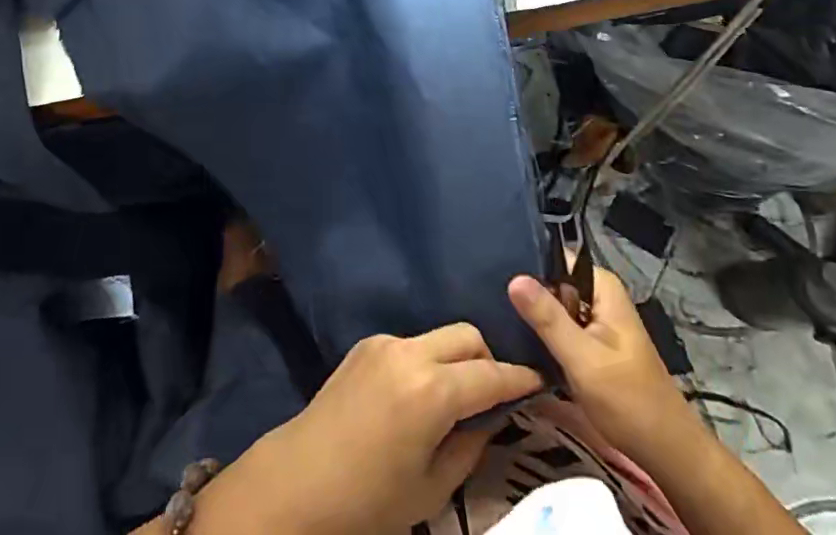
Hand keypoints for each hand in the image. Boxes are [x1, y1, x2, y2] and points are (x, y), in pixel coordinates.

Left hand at [203, 324, 542, 534]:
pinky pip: (412, 343)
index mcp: (432, 390)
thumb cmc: (368, 500)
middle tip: (493, 395)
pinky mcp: (365, 344)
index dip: (520, 379)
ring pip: (439, 335)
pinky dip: (428, 360)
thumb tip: (490, 416)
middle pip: (468, 336)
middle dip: (488, 360)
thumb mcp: (433, 486)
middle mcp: (410, 353)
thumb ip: (471, 444)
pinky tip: (419, 394)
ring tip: (455, 396)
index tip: (539, 382)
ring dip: (456, 359)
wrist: (296, 483)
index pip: (492, 374)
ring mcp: (384, 343)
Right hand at [508, 267, 700, 464]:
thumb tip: (514, 278)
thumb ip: (548, 318)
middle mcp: (598, 297)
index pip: (557, 259)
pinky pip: (557, 328)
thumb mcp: (583, 359)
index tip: (492, 272)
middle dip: (525, 292)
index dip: (527, 264)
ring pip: (553, 307)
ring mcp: (593, 322)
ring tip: (492, 315)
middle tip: (487, 299)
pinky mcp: (587, 345)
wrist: (664, 450)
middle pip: (552, 282)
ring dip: (529, 314)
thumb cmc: (628, 401)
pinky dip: (539, 334)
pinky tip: (512, 338)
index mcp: (603, 288)